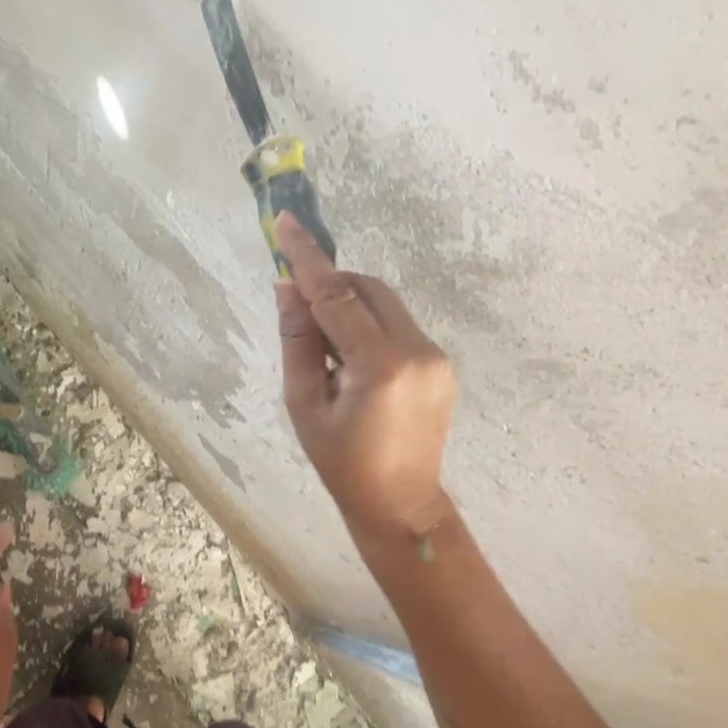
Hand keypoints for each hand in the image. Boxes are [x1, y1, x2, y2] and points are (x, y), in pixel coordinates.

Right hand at [274, 212, 455, 530]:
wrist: (401, 503)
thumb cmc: (341, 462)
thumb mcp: (303, 403)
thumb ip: (297, 339)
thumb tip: (288, 287)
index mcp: (380, 366)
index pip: (337, 296)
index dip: (309, 257)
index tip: (287, 223)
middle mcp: (417, 351)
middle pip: (366, 288)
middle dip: (330, 283)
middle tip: (299, 307)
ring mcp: (435, 356)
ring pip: (383, 302)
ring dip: (349, 303)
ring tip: (326, 344)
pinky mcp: (440, 362)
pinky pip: (396, 322)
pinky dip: (368, 323)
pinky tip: (352, 358)